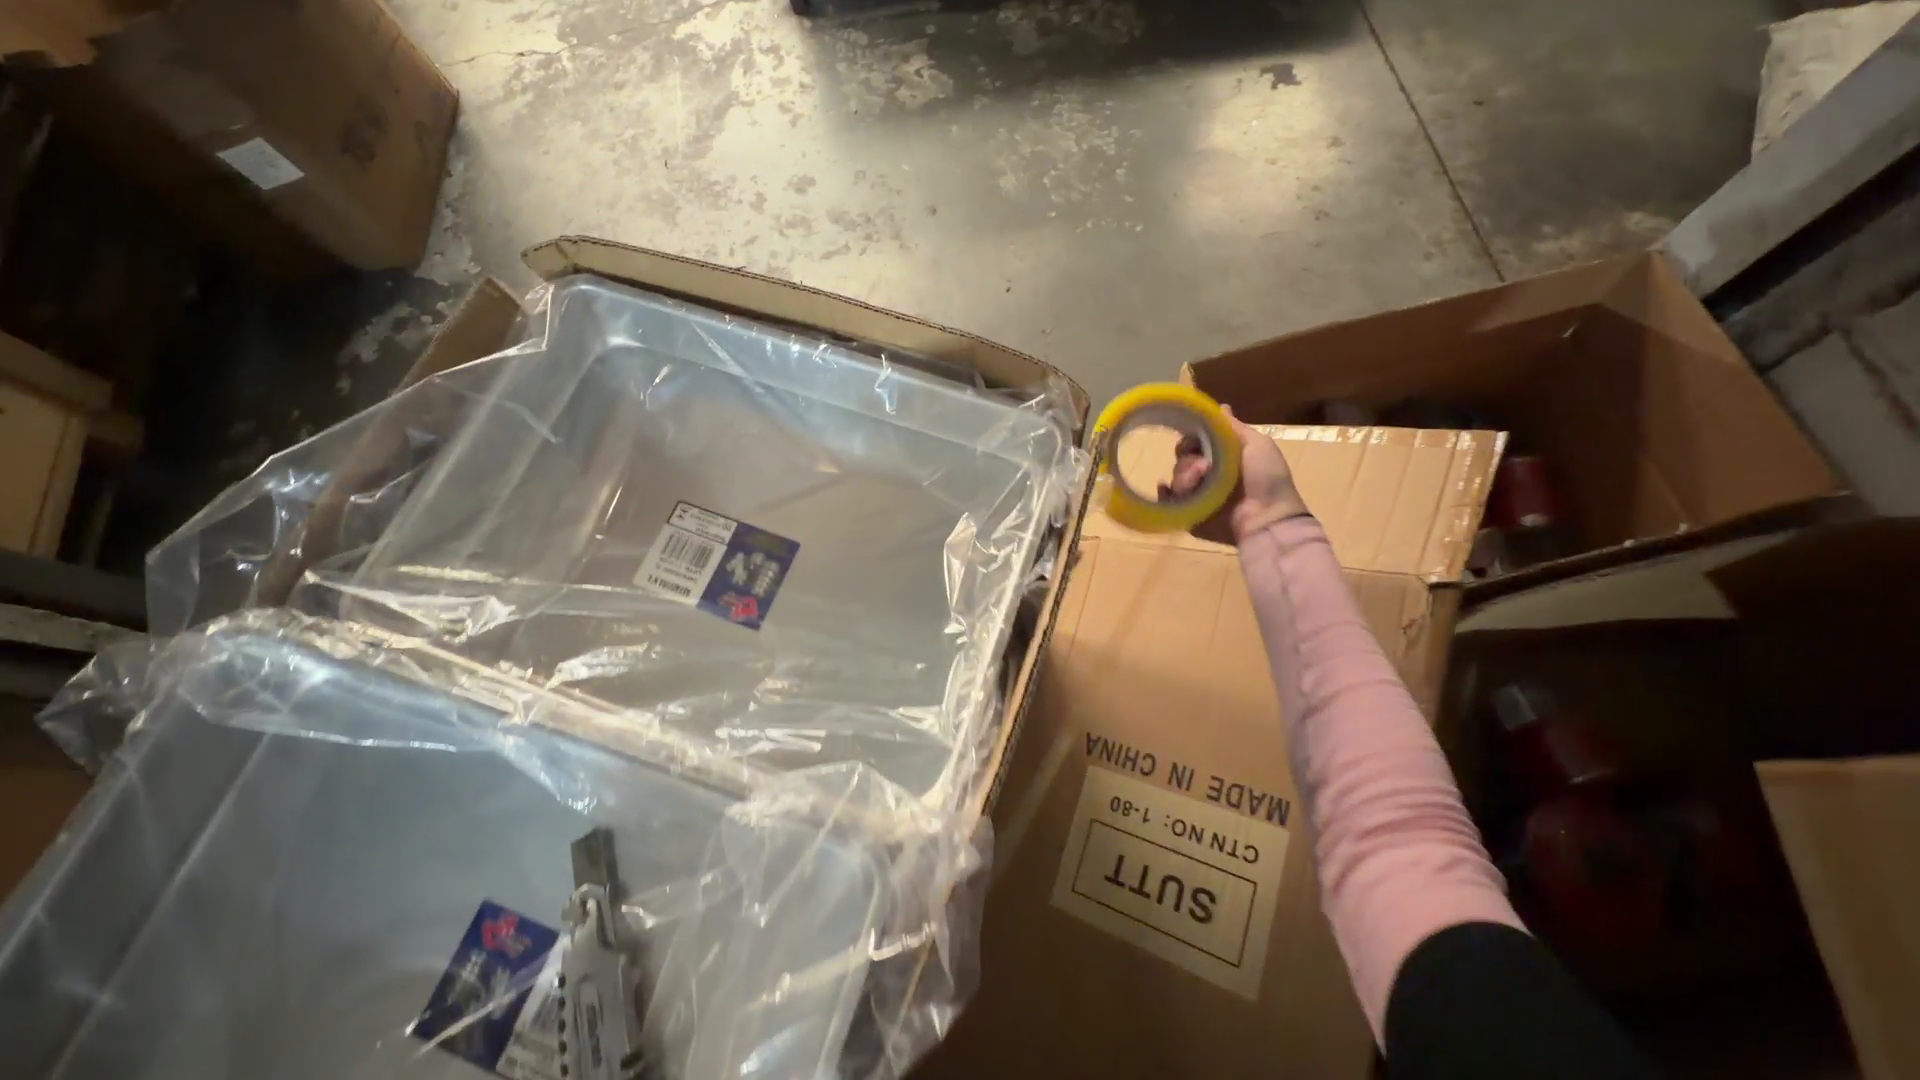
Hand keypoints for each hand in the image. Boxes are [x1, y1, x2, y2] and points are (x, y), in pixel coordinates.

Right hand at [1158, 406, 1308, 544]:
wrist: (1268, 518)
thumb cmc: (1266, 478)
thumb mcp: (1257, 444)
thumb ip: (1234, 427)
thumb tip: (1221, 407)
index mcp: (1223, 459)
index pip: (1195, 445)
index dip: (1190, 441)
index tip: (1192, 443)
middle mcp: (1209, 477)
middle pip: (1182, 461)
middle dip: (1187, 462)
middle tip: (1203, 468)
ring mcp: (1199, 498)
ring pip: (1176, 480)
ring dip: (1184, 478)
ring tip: (1200, 482)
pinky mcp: (1190, 517)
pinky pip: (1169, 504)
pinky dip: (1165, 496)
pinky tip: (1166, 490)